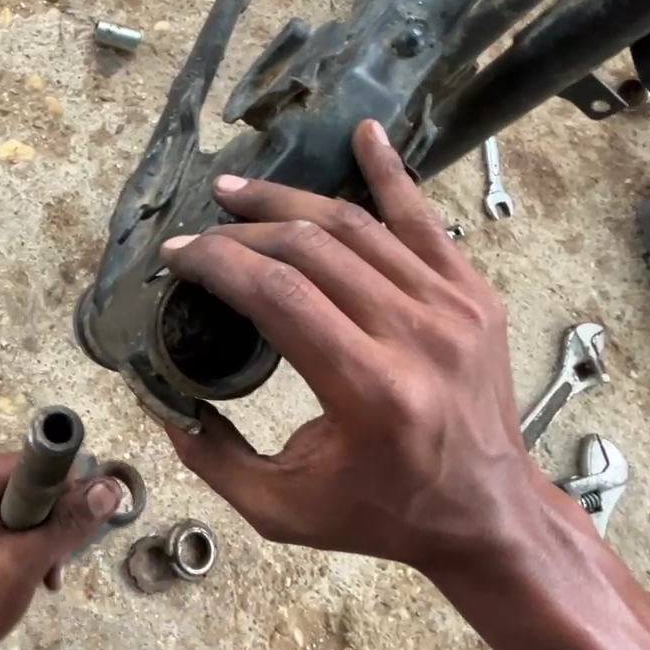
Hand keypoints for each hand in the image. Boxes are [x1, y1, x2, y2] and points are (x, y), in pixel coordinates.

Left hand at [0, 453, 122, 649]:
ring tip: (44, 577)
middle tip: (55, 564)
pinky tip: (33, 578)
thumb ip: (68, 523)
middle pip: (39, 488)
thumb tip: (110, 488)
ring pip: (31, 510)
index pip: (43, 467)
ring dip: (45, 543)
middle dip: (54, 527)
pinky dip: (28, 549)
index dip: (66, 498)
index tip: (72, 534)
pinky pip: (14, 524)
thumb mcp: (25, 560)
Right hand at [157, 120, 562, 574]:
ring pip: (355, 225)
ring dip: (287, 200)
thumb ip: (210, 458)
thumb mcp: (281, 511)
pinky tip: (364, 134)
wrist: (491, 513)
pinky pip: (424, 219)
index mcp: (368, 388)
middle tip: (200, 232)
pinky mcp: (473, 293)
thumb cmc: (382, 515)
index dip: (216, 262)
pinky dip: (389, 172)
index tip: (176, 257)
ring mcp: (452, 306)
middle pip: (309, 248)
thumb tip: (158, 399)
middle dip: (240, 231)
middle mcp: (415, 334)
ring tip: (236, 192)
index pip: (277, 293)